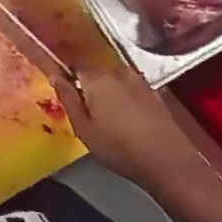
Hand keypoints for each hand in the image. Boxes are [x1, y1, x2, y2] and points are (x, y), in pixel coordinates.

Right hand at [46, 64, 195, 192]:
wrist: (166, 158)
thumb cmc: (117, 146)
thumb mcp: (83, 128)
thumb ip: (68, 98)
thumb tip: (55, 76)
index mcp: (97, 78)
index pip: (75, 63)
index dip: (67, 74)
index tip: (63, 90)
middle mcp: (119, 71)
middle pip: (95, 71)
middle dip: (87, 85)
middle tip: (83, 110)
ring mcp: (139, 80)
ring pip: (113, 79)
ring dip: (105, 92)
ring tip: (103, 116)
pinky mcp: (153, 92)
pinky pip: (129, 88)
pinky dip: (122, 98)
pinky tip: (123, 118)